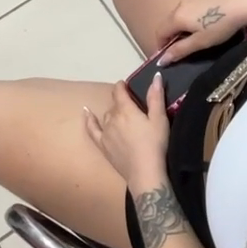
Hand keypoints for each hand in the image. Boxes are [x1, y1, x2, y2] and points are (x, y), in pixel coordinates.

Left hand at [85, 76, 170, 192]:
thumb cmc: (155, 144)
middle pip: (114, 105)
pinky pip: (92, 129)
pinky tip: (86, 114)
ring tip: (122, 115)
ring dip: (113, 113)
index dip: (122, 86)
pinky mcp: (103, 145)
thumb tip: (155, 75)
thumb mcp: (160, 119)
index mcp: (126, 110)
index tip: (125, 84)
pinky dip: (89, 120)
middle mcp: (112, 118)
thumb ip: (156, 97)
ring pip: (106, 116)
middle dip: (121, 102)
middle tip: (133, 107)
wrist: (145, 171)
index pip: (119, 92)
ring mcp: (105, 132)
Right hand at [154, 0, 246, 63]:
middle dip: (169, 37)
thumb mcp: (200, 42)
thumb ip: (180, 50)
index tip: (166, 57)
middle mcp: (179, 4)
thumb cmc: (220, 26)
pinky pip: (188, 9)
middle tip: (179, 50)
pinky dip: (188, 19)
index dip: (160, 46)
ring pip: (178, 15)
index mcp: (176, 17)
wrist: (242, 5)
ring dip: (179, 28)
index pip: (159, 32)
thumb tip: (161, 61)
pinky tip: (201, 25)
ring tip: (191, 39)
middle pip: (167, 23)